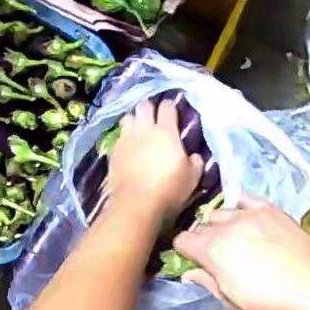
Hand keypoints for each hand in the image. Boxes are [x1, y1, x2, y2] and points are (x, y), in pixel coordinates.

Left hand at [103, 98, 202, 223]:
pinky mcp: (113, 151)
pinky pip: (118, 136)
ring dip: (134, 120)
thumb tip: (195, 156)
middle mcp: (145, 129)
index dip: (170, 107)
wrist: (136, 204)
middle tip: (153, 118)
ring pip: (128, 117)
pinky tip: (127, 147)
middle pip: (144, 105)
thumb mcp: (192, 178)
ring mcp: (126, 139)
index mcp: (166, 131)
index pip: (167, 106)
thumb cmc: (168, 190)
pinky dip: (123, 138)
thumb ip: (196, 162)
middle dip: (149, 108)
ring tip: (138, 130)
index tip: (173, 113)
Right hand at [171, 196, 309, 309]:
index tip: (194, 262)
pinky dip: (240, 207)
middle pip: (202, 224)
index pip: (183, 240)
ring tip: (232, 239)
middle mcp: (227, 226)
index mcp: (212, 251)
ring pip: (222, 211)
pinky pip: (246, 199)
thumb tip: (191, 273)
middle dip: (202, 238)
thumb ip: (209, 284)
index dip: (184, 252)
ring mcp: (251, 214)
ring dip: (221, 224)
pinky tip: (245, 219)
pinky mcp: (272, 210)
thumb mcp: (233, 305)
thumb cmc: (274, 306)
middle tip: (215, 256)